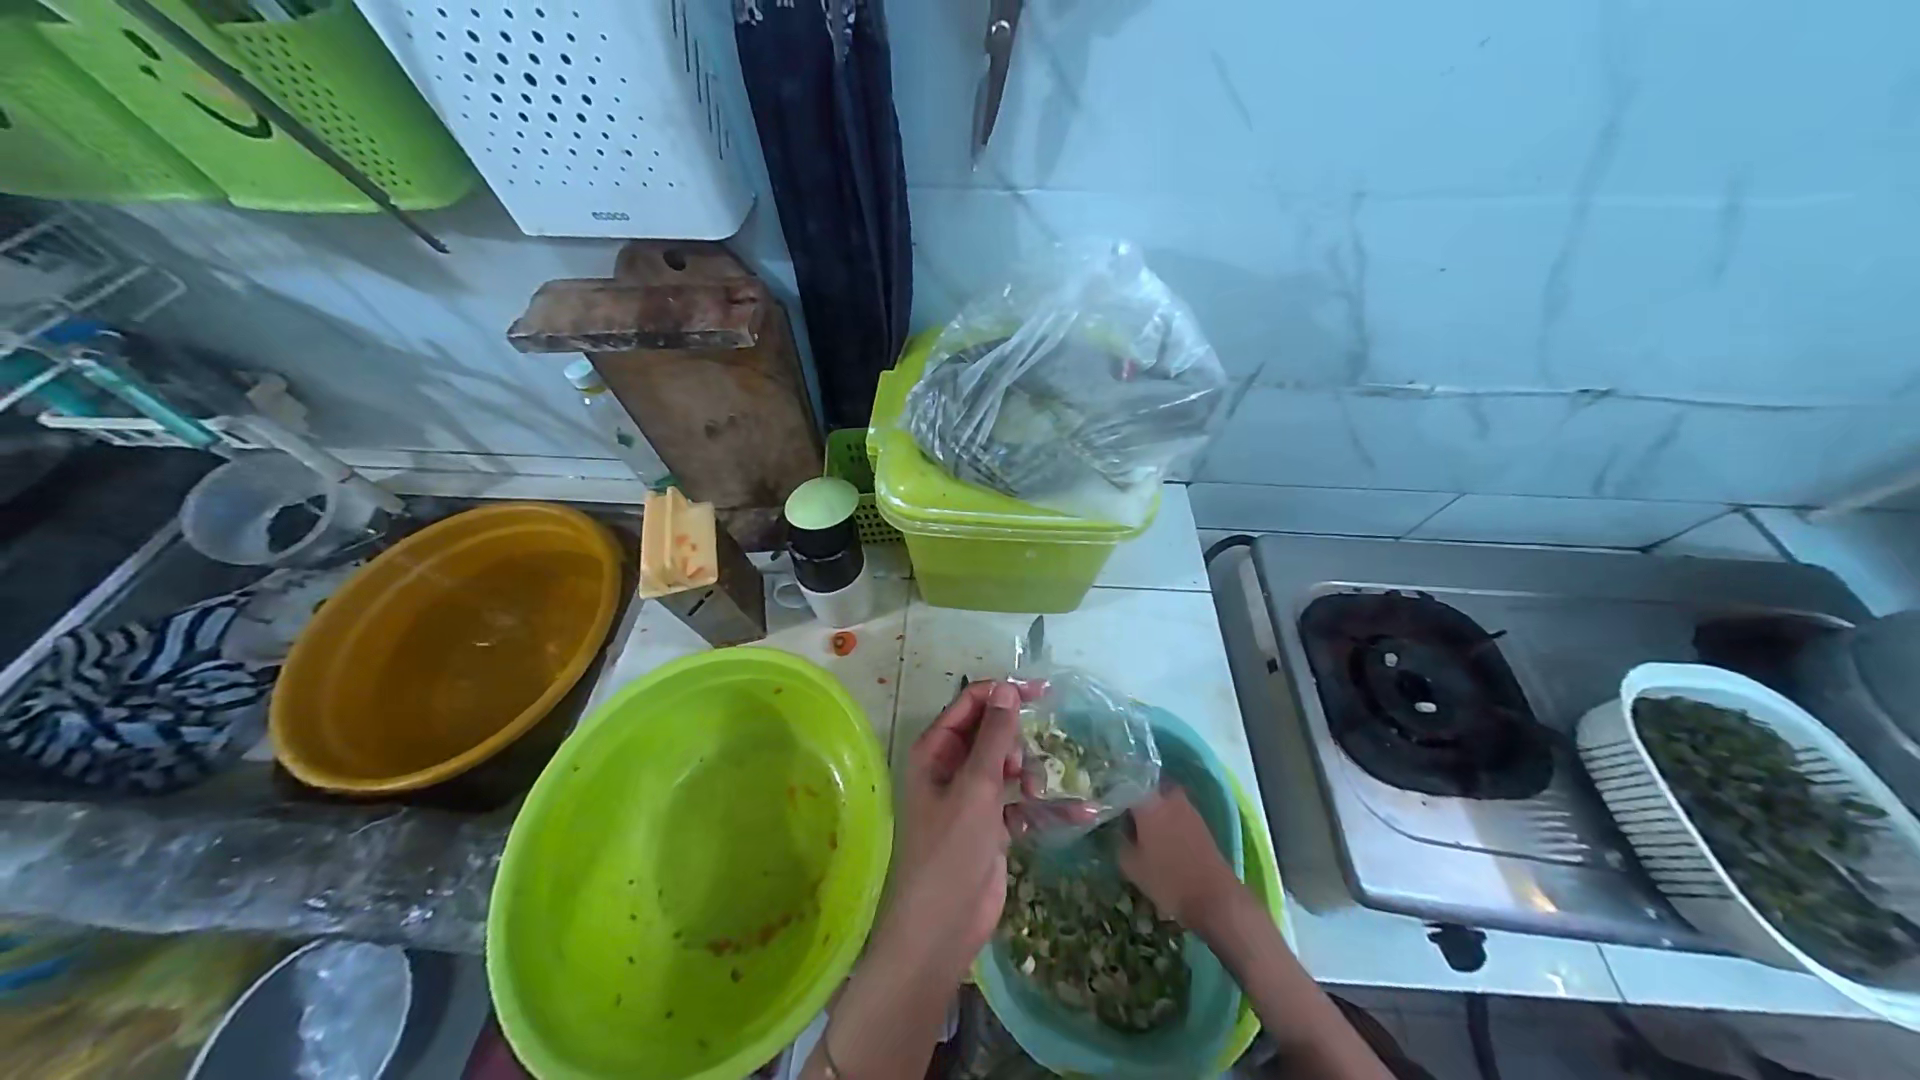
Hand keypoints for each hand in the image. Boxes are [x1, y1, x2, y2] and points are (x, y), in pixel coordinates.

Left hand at [881, 680, 1025, 978]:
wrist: (944, 927)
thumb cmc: (951, 850)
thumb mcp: (976, 787)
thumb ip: (994, 737)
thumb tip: (1007, 688)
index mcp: (935, 750)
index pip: (971, 703)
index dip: (1003, 693)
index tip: (1043, 692)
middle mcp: (951, 766)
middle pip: (991, 732)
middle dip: (1016, 741)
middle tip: (1024, 765)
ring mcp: (972, 796)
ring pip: (1008, 765)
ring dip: (1029, 773)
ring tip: (1035, 795)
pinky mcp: (991, 824)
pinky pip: (1020, 800)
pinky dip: (1040, 805)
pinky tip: (1073, 812)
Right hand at [1117, 785, 1241, 926]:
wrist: (1214, 897)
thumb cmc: (1167, 879)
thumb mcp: (1130, 864)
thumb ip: (1118, 839)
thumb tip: (1115, 826)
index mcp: (1149, 801)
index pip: (1124, 781)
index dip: (1111, 786)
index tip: (1101, 794)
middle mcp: (1169, 796)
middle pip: (1145, 785)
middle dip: (1132, 792)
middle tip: (1119, 806)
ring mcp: (1187, 807)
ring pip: (1161, 795)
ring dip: (1150, 803)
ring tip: (1135, 820)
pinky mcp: (1199, 821)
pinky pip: (1174, 808)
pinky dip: (1164, 814)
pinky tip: (1156, 831)